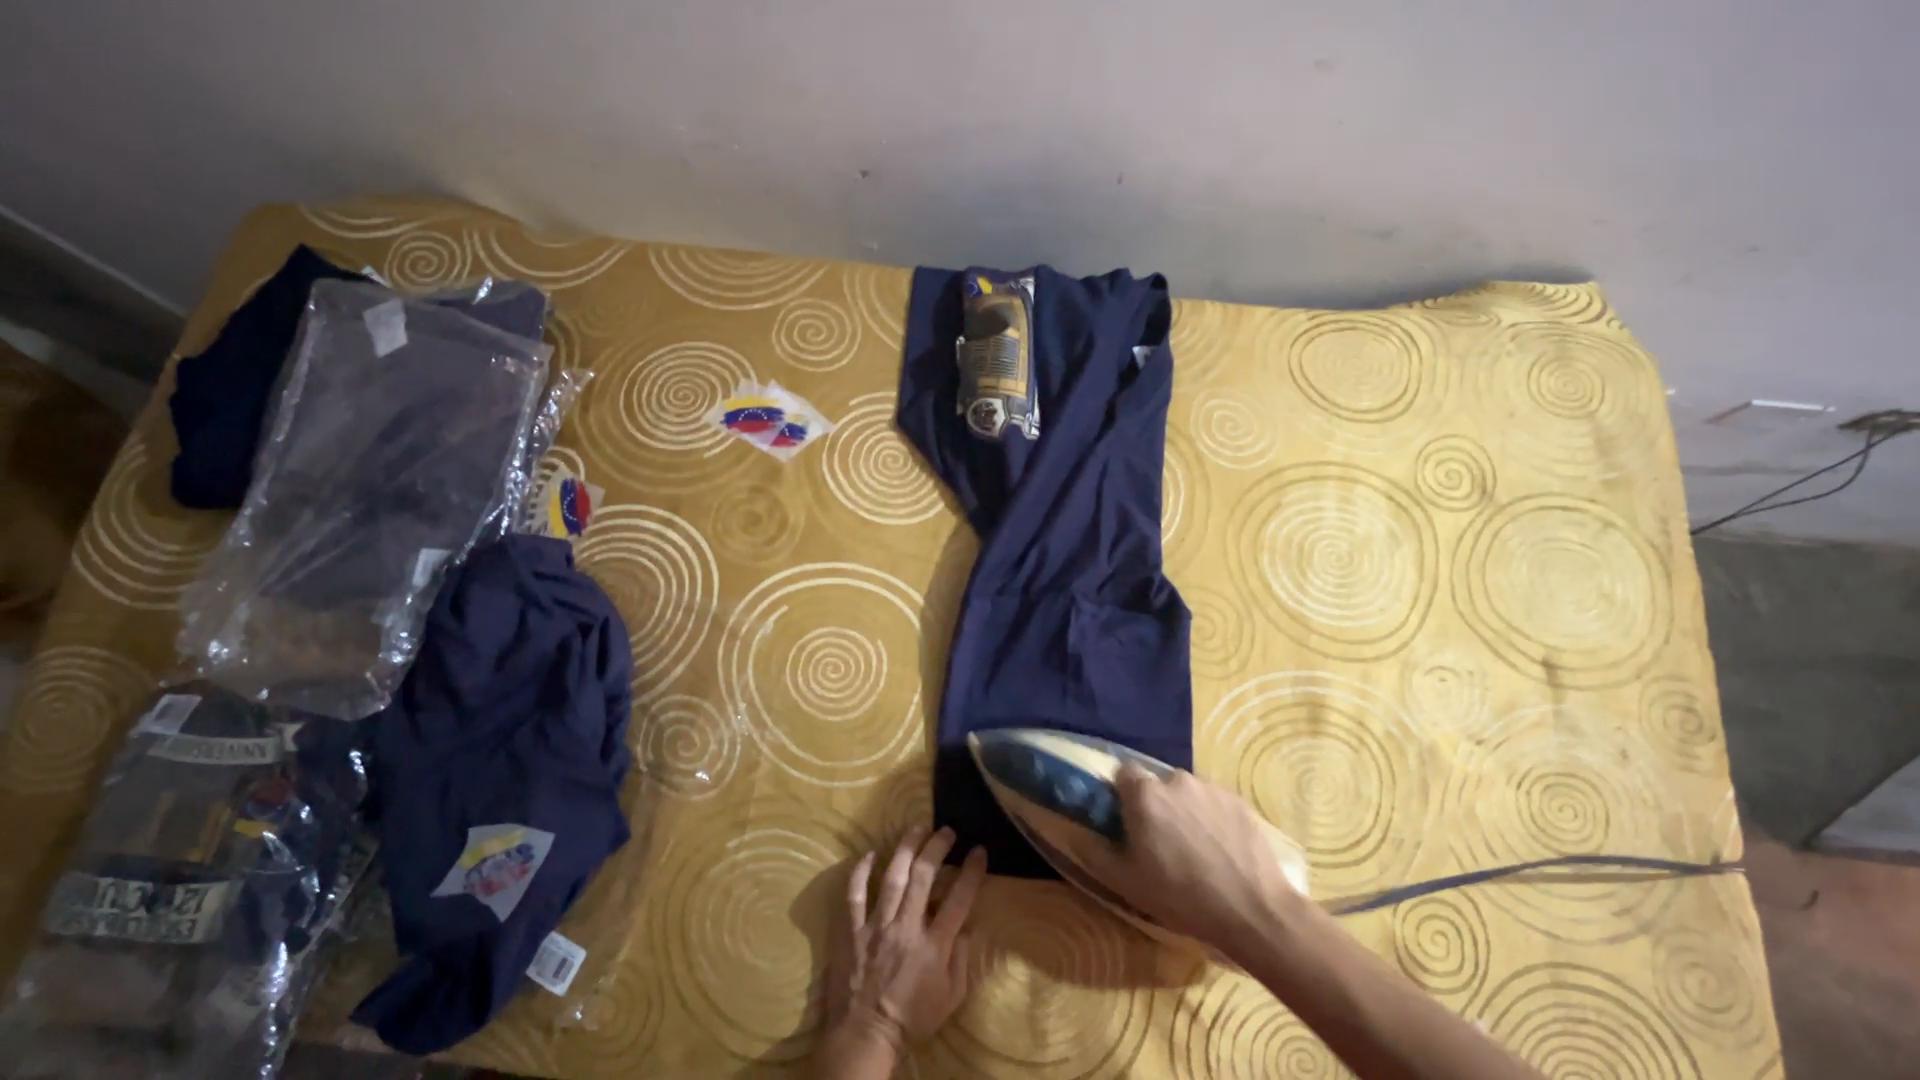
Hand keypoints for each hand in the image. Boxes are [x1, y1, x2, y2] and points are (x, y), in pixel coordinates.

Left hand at [818, 826, 987, 1072]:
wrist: (865, 1034)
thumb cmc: (913, 1017)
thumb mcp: (952, 996)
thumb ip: (962, 959)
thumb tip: (967, 926)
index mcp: (935, 945)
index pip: (959, 899)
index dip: (972, 871)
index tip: (979, 849)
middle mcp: (906, 927)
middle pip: (925, 876)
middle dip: (937, 847)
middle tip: (946, 830)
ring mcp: (876, 925)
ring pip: (892, 876)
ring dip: (906, 848)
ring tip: (916, 827)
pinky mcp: (851, 930)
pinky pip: (854, 893)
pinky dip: (861, 871)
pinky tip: (871, 853)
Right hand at [1076, 765, 1301, 954]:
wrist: (1251, 909)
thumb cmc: (1180, 895)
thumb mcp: (1125, 882)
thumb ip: (1094, 851)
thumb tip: (1072, 831)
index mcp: (1144, 794)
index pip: (1123, 773)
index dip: (1122, 794)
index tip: (1126, 819)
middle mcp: (1176, 780)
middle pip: (1158, 784)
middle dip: (1156, 805)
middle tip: (1160, 841)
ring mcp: (1212, 788)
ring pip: (1188, 793)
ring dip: (1185, 812)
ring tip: (1195, 849)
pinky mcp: (1239, 801)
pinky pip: (1215, 803)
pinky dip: (1213, 819)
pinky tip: (1220, 851)